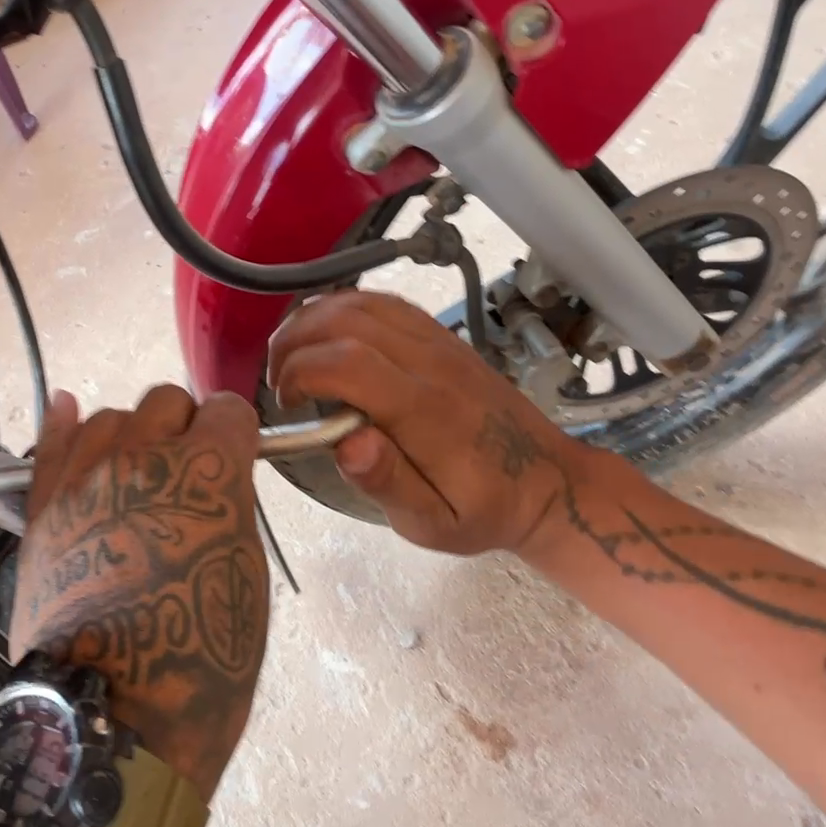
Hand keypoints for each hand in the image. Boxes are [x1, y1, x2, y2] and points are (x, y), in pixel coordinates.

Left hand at [11, 386, 266, 799]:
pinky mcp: (43, 503)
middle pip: (165, 400)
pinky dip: (66, 424)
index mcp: (209, 471)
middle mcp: (144, 455)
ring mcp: (86, 475)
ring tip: (133, 474)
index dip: (233, 431)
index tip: (230, 451)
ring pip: (110, 415)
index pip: (227, 409)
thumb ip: (228, 502)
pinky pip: (52, 440)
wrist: (114, 710)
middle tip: (183, 469)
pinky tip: (70, 412)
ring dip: (130, 436)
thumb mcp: (245, 569)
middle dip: (182, 426)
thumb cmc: (202, 654)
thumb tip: (213, 474)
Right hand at [266, 291, 592, 556]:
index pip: (347, 363)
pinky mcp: (443, 335)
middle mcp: (432, 364)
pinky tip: (326, 335)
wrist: (547, 482)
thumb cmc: (482, 508)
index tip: (288, 403)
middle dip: (294, 342)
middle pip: (346, 320)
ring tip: (292, 357)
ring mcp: (440, 342)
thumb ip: (388, 484)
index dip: (300, 372)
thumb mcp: (433, 524)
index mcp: (426, 412)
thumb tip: (348, 444)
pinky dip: (342, 308)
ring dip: (313, 320)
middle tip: (278, 380)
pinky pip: (384, 302)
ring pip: (362, 302)